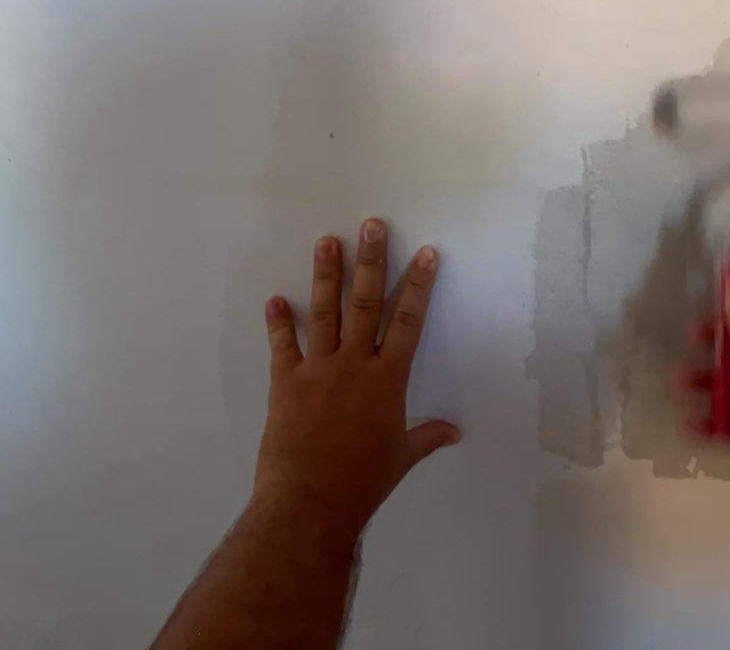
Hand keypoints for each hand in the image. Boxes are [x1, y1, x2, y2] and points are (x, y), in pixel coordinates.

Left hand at [254, 218, 459, 544]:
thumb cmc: (363, 481)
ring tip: (326, 241)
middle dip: (371, 262)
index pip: (408, 320)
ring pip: (325, 312)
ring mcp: (318, 370)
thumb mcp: (401, 458)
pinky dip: (279, 323)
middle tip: (371, 225)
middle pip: (367, 303)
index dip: (418, 284)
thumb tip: (455, 432)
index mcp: (388, 378)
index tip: (425, 252)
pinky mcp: (286, 384)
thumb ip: (427, 437)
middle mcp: (355, 364)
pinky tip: (274, 299)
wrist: (309, 505)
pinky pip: (283, 346)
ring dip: (326, 275)